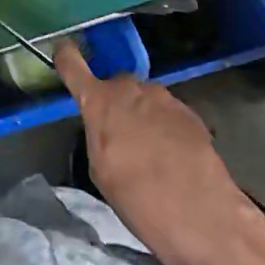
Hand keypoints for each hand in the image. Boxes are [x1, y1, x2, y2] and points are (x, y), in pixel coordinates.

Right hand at [55, 40, 264, 264]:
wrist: (201, 214)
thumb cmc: (137, 198)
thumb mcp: (100, 169)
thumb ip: (98, 134)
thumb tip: (107, 126)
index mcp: (98, 102)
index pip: (72, 65)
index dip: (66, 56)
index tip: (63, 50)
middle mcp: (129, 89)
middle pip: (116, 85)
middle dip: (116, 103)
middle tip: (121, 135)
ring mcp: (163, 97)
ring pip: (144, 98)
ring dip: (143, 115)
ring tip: (152, 151)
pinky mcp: (190, 111)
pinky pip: (168, 112)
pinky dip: (166, 126)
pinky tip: (175, 156)